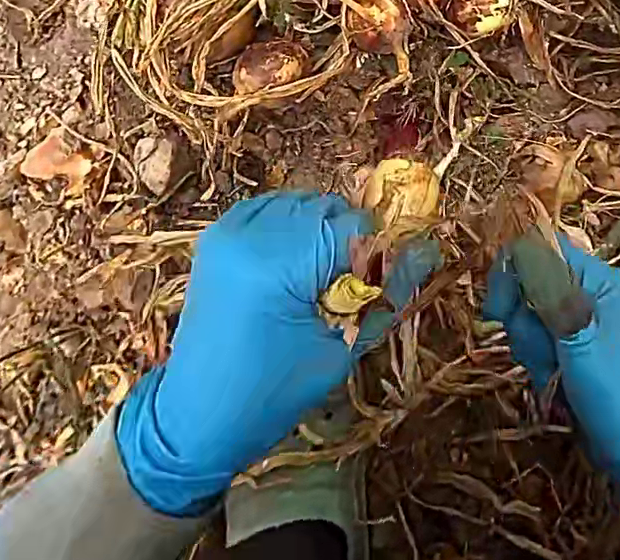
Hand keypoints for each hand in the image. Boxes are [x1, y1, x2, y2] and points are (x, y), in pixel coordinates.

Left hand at [115, 190, 435, 515]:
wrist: (192, 419)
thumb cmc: (271, 395)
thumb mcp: (341, 350)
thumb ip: (386, 294)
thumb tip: (428, 250)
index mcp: (279, 264)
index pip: (354, 227)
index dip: (375, 252)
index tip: (377, 282)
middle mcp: (252, 234)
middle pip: (329, 208)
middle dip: (349, 239)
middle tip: (347, 283)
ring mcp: (230, 230)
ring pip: (303, 201)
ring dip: (321, 228)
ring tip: (317, 272)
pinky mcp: (218, 235)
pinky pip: (271, 205)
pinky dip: (290, 221)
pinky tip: (293, 255)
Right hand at [485, 240, 619, 559]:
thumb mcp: (579, 340)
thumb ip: (549, 291)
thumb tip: (521, 242)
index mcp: (596, 279)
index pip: (539, 248)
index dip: (511, 271)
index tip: (498, 310)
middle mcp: (586, 292)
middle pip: (527, 281)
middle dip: (522, 319)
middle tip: (540, 351)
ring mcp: (578, 322)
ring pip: (527, 314)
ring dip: (529, 346)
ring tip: (553, 374)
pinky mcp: (570, 349)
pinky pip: (536, 341)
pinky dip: (536, 363)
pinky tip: (553, 386)